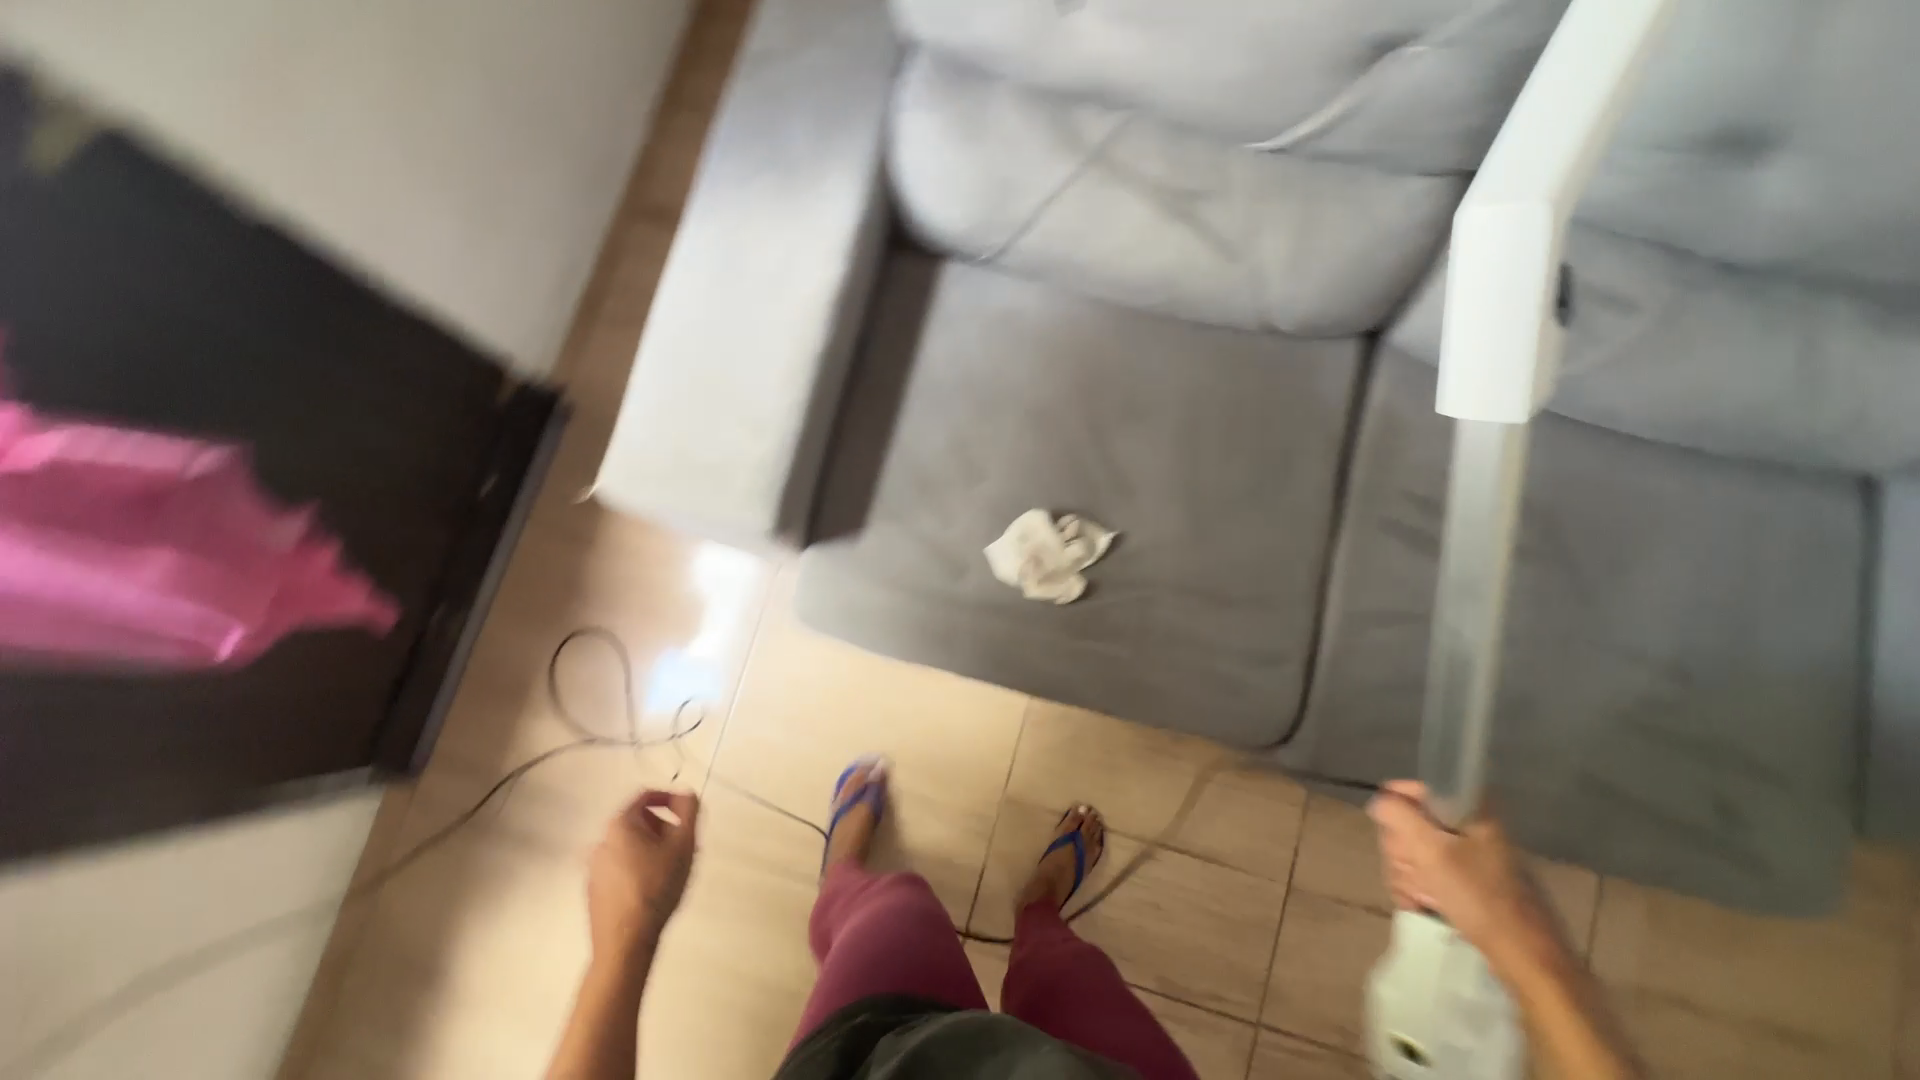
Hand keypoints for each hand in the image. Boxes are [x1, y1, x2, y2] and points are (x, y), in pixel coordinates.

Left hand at [586, 789, 699, 961]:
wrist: (625, 942)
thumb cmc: (657, 888)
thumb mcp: (684, 845)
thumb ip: (689, 811)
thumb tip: (686, 793)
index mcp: (620, 825)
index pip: (645, 796)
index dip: (669, 799)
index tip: (686, 813)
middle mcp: (601, 841)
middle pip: (637, 821)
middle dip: (663, 828)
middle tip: (683, 845)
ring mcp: (593, 867)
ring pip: (628, 846)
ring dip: (651, 849)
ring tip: (671, 870)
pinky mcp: (592, 890)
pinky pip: (619, 867)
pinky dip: (636, 868)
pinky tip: (652, 889)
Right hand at [1366, 780, 1568, 975]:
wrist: (1524, 954)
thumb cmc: (1480, 897)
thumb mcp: (1433, 851)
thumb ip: (1400, 817)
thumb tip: (1379, 802)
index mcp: (1468, 808)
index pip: (1412, 790)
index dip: (1395, 811)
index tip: (1395, 837)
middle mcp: (1467, 825)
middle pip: (1408, 823)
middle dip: (1402, 852)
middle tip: (1415, 871)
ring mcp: (1466, 854)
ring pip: (1412, 850)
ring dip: (1407, 874)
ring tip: (1422, 895)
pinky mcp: (1465, 880)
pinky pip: (1424, 873)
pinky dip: (1417, 888)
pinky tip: (1422, 904)